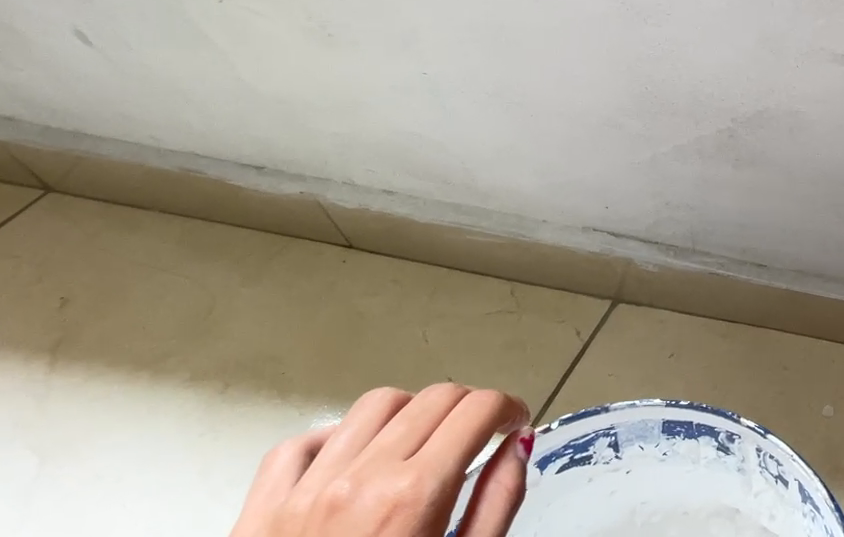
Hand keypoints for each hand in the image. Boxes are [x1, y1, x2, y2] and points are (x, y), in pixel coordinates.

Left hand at [229, 383, 532, 536]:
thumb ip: (498, 503)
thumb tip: (516, 446)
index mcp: (415, 498)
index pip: (481, 407)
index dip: (509, 409)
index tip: (512, 425)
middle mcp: (361, 482)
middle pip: (437, 396)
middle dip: (471, 407)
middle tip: (479, 434)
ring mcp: (305, 494)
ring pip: (376, 403)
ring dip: (410, 412)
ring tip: (420, 442)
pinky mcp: (259, 515)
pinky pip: (301, 443)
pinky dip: (335, 437)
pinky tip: (356, 459)